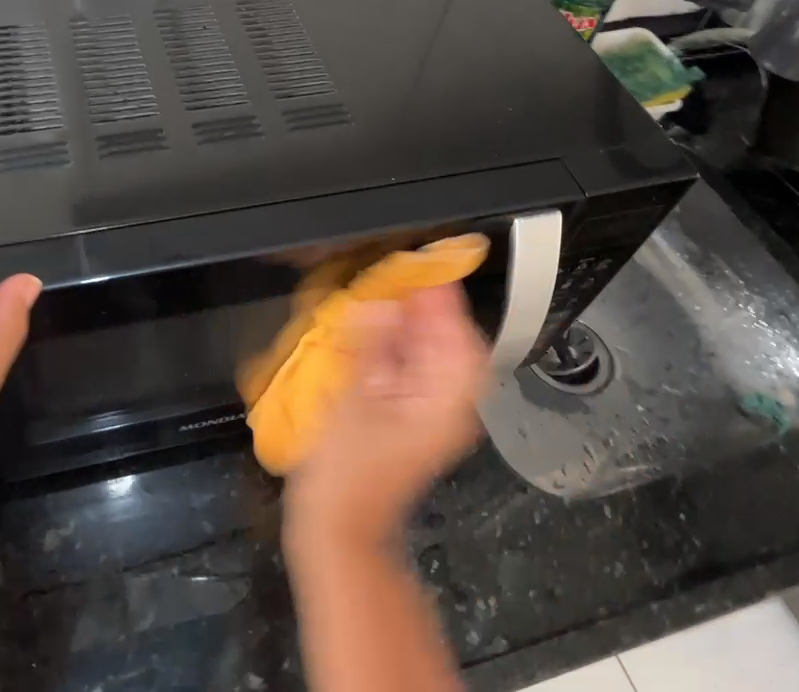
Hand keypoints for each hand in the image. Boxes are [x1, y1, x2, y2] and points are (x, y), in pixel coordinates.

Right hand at [285, 284, 487, 549]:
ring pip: (425, 357)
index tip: (427, 268)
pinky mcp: (402, 420)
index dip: (446, 302)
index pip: (461, 340)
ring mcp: (424, 416)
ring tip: (376, 299)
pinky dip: (389, 349)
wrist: (337, 530)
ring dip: (404, 327)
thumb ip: (370, 348)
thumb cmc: (350, 479)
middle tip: (393, 278)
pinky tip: (366, 335)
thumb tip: (380, 304)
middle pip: (445, 345)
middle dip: (421, 310)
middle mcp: (443, 408)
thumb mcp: (356, 402)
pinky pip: (405, 372)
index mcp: (444, 403)